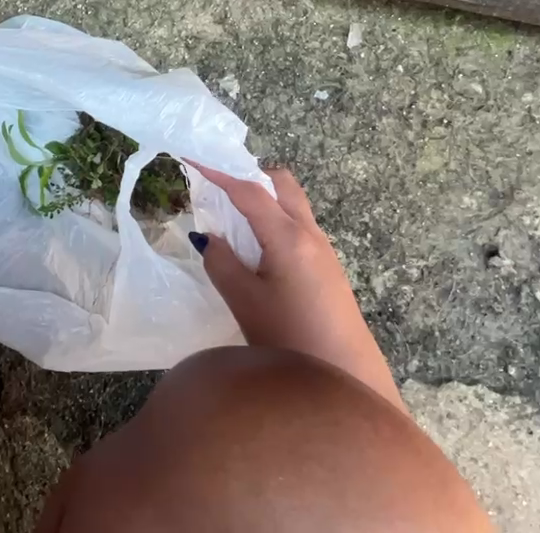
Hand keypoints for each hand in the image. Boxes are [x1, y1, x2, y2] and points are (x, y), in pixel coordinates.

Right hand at [189, 161, 403, 410]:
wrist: (348, 379)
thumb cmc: (290, 336)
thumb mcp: (242, 299)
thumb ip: (220, 261)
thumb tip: (210, 238)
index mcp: (287, 237)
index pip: (248, 191)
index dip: (217, 173)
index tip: (191, 160)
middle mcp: (310, 235)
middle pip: (282, 185)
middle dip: (250, 176)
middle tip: (218, 185)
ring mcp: (324, 252)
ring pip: (292, 205)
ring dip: (263, 199)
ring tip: (231, 214)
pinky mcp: (328, 270)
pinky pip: (298, 226)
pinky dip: (273, 220)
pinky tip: (256, 246)